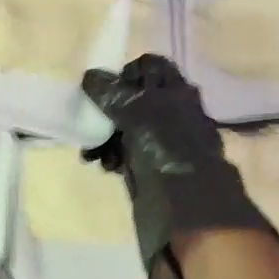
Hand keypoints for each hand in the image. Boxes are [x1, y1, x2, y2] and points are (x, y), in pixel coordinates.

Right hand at [82, 55, 275, 278]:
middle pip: (134, 100)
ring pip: (126, 129)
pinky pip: (126, 154)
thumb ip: (114, 94)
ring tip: (92, 152)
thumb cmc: (168, 152)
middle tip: (90, 120)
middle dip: (108, 109)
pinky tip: (103, 165)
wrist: (189, 209)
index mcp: (177, 94)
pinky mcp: (151, 170)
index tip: (103, 90)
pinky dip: (112, 156)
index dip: (126, 75)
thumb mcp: (139, 113)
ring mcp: (162, 144)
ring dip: (106, 135)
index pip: (150, 69)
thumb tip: (89, 77)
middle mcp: (172, 115)